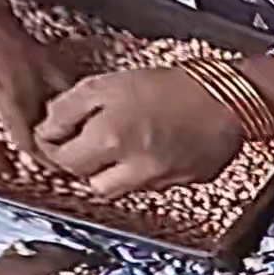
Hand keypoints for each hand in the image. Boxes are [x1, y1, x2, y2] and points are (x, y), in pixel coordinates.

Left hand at [35, 68, 243, 197]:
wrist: (223, 102)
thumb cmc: (166, 88)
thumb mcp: (101, 86)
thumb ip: (66, 110)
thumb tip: (50, 131)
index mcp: (111, 141)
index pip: (65, 162)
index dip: (56, 149)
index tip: (59, 138)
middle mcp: (139, 168)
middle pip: (97, 187)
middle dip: (88, 169)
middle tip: (89, 149)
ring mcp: (167, 179)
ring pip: (128, 188)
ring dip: (119, 172)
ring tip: (126, 145)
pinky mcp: (190, 181)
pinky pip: (159, 183)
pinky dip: (150, 170)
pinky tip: (156, 148)